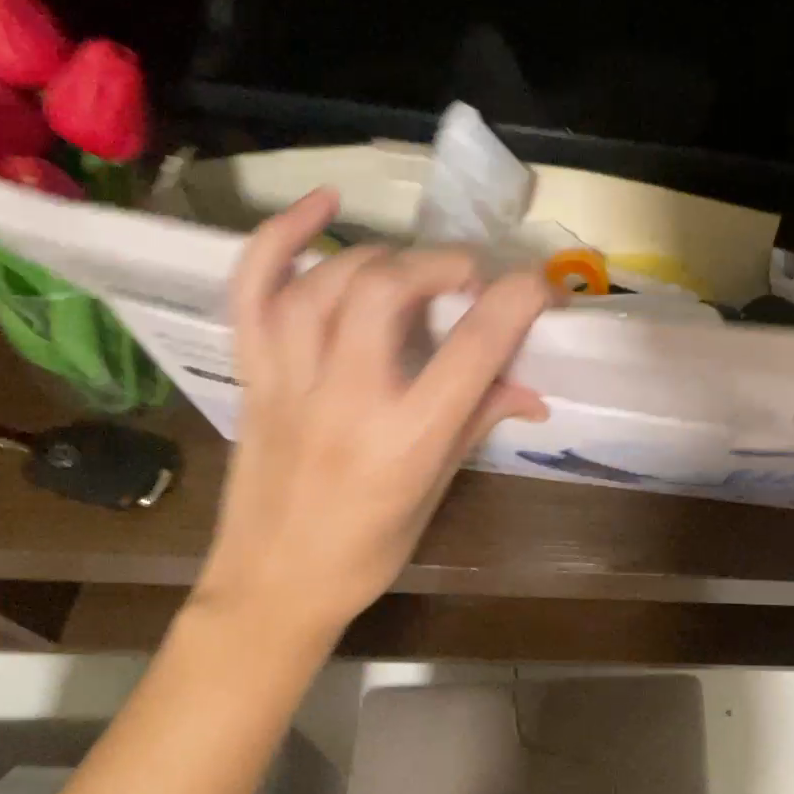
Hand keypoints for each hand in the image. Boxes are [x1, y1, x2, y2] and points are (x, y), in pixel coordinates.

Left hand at [191, 188, 554, 638]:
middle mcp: (348, 398)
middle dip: (441, 266)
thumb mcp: (436, 490)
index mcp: (408, 438)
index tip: (541, 287)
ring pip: (326, 283)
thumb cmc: (369, 551)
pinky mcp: (252, 374)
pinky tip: (322, 208)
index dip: (519, 299)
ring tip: (410, 268)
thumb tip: (529, 389)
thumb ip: (478, 422)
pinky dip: (282, 237)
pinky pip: (252, 290)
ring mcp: (290, 381)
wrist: (273, 585)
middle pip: (389, 292)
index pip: (475, 347)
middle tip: (468, 279)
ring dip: (380, 257)